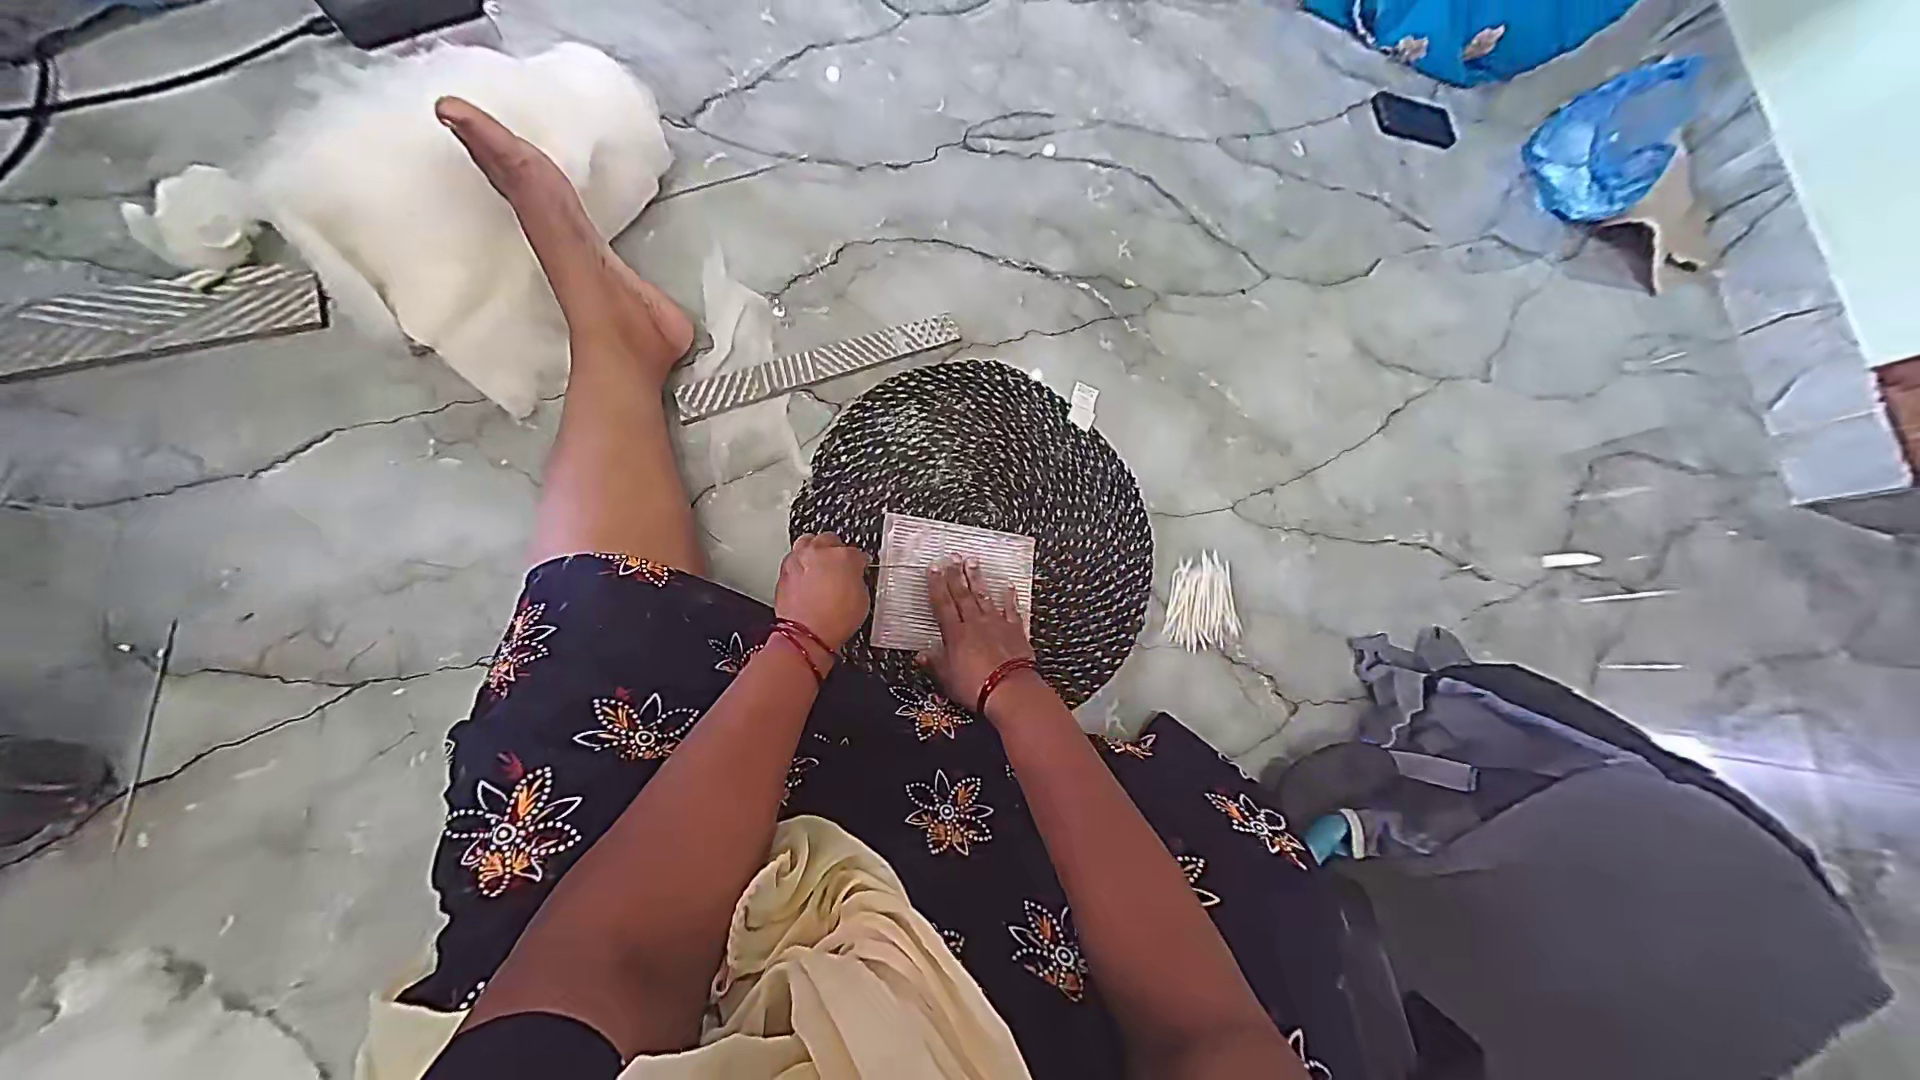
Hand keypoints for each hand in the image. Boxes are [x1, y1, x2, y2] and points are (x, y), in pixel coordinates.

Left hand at [773, 534, 871, 656]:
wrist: (807, 635)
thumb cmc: (834, 620)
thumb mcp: (862, 599)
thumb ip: (857, 579)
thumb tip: (853, 577)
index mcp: (844, 557)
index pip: (855, 552)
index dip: (859, 562)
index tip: (858, 567)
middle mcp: (819, 553)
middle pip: (829, 539)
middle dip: (835, 549)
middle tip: (839, 563)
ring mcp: (799, 559)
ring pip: (807, 542)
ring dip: (815, 549)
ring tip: (819, 562)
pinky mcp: (784, 571)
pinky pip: (794, 559)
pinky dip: (801, 563)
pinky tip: (806, 574)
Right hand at [918, 560, 1037, 713]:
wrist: (1010, 689)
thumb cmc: (976, 687)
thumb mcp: (947, 678)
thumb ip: (935, 663)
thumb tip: (921, 655)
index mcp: (955, 634)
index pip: (943, 604)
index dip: (937, 585)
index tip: (934, 569)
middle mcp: (974, 624)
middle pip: (963, 595)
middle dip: (956, 575)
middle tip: (952, 557)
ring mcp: (996, 624)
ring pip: (984, 596)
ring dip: (977, 579)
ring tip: (973, 562)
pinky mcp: (1015, 631)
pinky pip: (1011, 610)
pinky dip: (1009, 598)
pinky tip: (1008, 587)